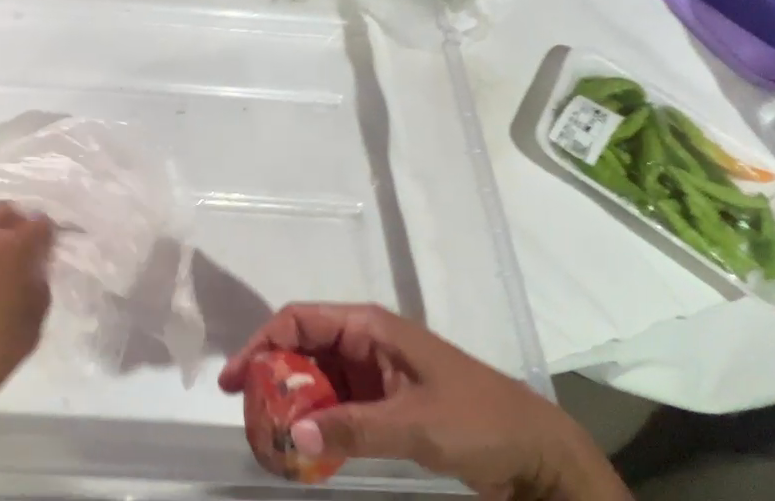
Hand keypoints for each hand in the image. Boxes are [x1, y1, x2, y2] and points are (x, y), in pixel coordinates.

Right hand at [220, 304, 628, 500]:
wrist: (540, 453)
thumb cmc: (479, 421)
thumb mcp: (415, 425)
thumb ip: (353, 428)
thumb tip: (292, 435)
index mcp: (370, 327)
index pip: (299, 321)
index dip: (261, 343)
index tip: (234, 380)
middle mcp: (366, 342)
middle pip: (302, 349)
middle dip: (271, 378)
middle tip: (248, 414)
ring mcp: (375, 373)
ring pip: (317, 379)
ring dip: (292, 403)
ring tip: (269, 435)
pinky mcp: (385, 403)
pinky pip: (337, 405)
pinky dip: (317, 422)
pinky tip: (305, 447)